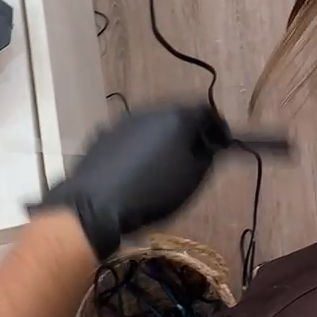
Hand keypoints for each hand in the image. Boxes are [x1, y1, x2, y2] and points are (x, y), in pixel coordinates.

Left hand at [32, 102, 230, 258]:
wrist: (95, 205)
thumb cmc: (152, 192)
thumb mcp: (192, 179)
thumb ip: (208, 155)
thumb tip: (213, 144)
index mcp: (177, 117)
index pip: (207, 111)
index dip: (218, 128)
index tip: (221, 146)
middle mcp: (151, 111)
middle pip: (179, 114)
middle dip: (189, 131)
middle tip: (194, 155)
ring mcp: (124, 121)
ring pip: (153, 124)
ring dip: (163, 138)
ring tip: (164, 164)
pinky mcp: (103, 134)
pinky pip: (131, 135)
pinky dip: (140, 146)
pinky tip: (136, 168)